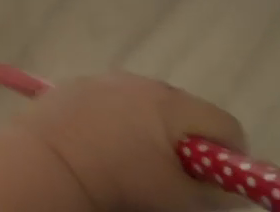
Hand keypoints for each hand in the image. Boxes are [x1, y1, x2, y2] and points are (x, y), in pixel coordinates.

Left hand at [12, 73, 246, 210]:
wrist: (46, 161)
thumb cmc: (121, 180)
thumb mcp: (185, 199)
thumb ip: (221, 193)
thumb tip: (233, 187)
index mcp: (170, 102)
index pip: (225, 124)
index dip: (232, 156)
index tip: (216, 181)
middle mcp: (136, 81)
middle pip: (184, 110)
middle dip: (188, 141)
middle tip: (174, 173)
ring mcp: (100, 80)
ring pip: (145, 105)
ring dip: (151, 129)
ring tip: (134, 160)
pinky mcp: (72, 86)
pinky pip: (110, 102)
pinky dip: (116, 121)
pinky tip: (102, 146)